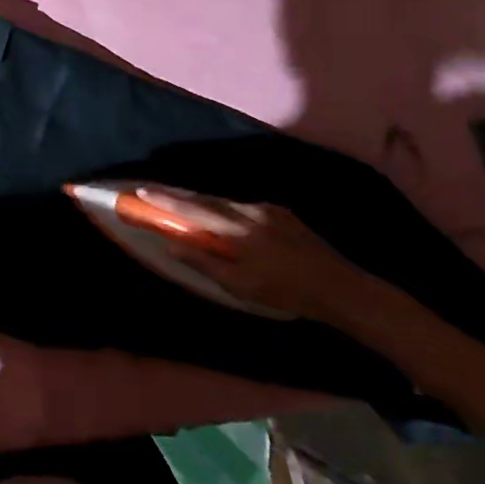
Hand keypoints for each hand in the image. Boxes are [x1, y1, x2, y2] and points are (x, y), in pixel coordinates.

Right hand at [149, 188, 374, 321]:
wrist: (344, 290)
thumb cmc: (287, 292)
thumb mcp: (240, 286)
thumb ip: (203, 262)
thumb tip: (170, 245)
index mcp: (237, 229)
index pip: (192, 209)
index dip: (165, 200)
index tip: (140, 191)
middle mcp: (251, 211)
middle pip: (207, 199)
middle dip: (180, 197)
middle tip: (157, 195)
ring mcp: (270, 209)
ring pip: (227, 201)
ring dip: (205, 203)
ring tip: (188, 207)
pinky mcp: (285, 214)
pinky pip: (245, 206)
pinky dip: (228, 209)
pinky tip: (228, 219)